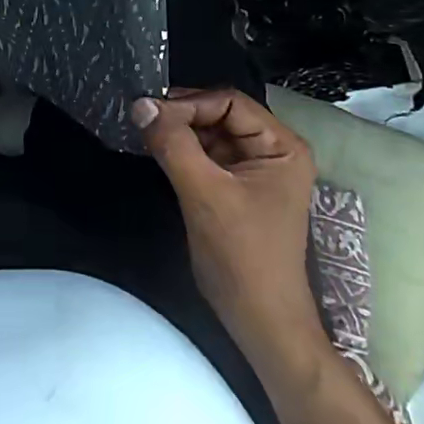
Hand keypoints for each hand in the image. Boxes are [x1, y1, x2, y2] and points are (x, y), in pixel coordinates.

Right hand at [134, 89, 329, 375]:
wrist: (260, 320)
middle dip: (183, 116)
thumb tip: (141, 105)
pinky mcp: (241, 189)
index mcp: (282, 145)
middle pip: (223, 116)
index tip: (148, 113)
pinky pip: (211, 158)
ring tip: (145, 133)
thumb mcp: (204, 194)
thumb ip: (173, 145)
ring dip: (181, 134)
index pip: (231, 103)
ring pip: (214, 136)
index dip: (189, 103)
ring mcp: (259, 170)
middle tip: (141, 120)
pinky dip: (186, 153)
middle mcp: (276, 150)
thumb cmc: (241, 256)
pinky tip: (160, 152)